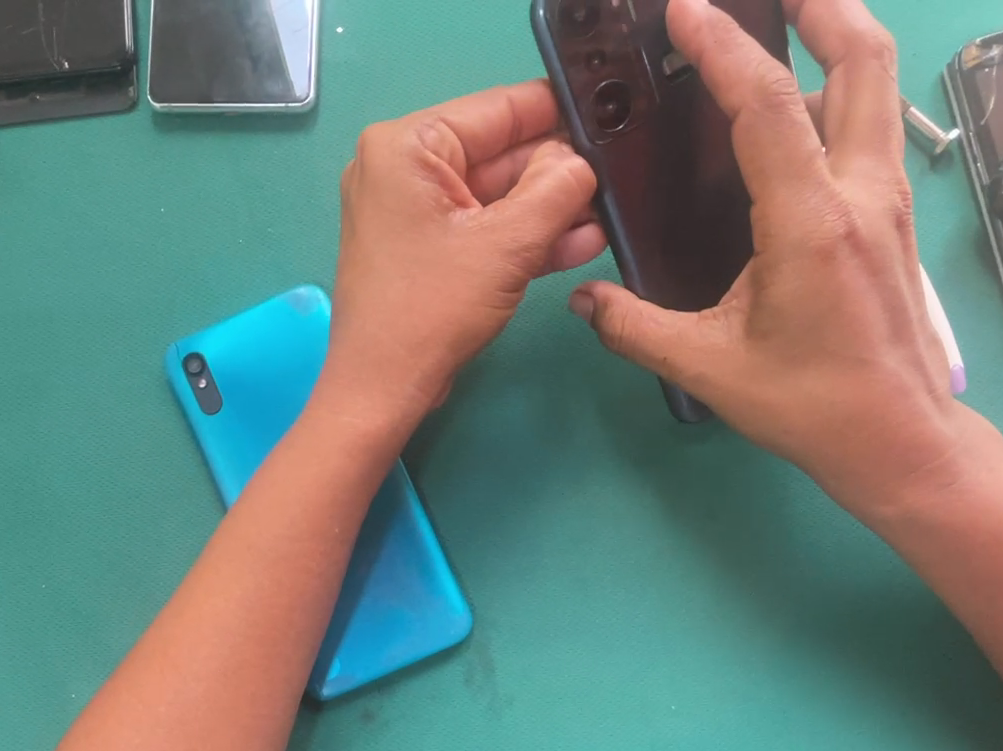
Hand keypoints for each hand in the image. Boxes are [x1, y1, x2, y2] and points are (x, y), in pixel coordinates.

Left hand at [314, 81, 603, 438]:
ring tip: (607, 217)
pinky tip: (579, 243)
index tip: (610, 121)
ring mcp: (413, 214)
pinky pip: (482, 232)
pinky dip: (523, 240)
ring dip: (549, 212)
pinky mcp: (426, 252)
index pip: (499, 110)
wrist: (383, 388)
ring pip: (496, 199)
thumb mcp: (506, 244)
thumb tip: (583, 162)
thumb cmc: (433, 309)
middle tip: (618, 179)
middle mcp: (404, 170)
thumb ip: (556, 189)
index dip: (558, 115)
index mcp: (408, 146)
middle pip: (500, 156)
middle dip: (558, 173)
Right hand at [571, 0, 979, 515]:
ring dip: (841, 44)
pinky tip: (804, 122)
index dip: (723, 50)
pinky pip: (872, 131)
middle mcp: (863, 193)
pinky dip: (842, 98)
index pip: (766, 108)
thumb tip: (583, 301)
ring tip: (793, 29)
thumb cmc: (805, 402)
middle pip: (863, 61)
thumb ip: (634, 328)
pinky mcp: (895, 220)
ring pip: (879, 90)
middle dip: (824, 8)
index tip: (687, 9)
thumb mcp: (704, 367)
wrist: (894, 436)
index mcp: (811, 222)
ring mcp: (890, 202)